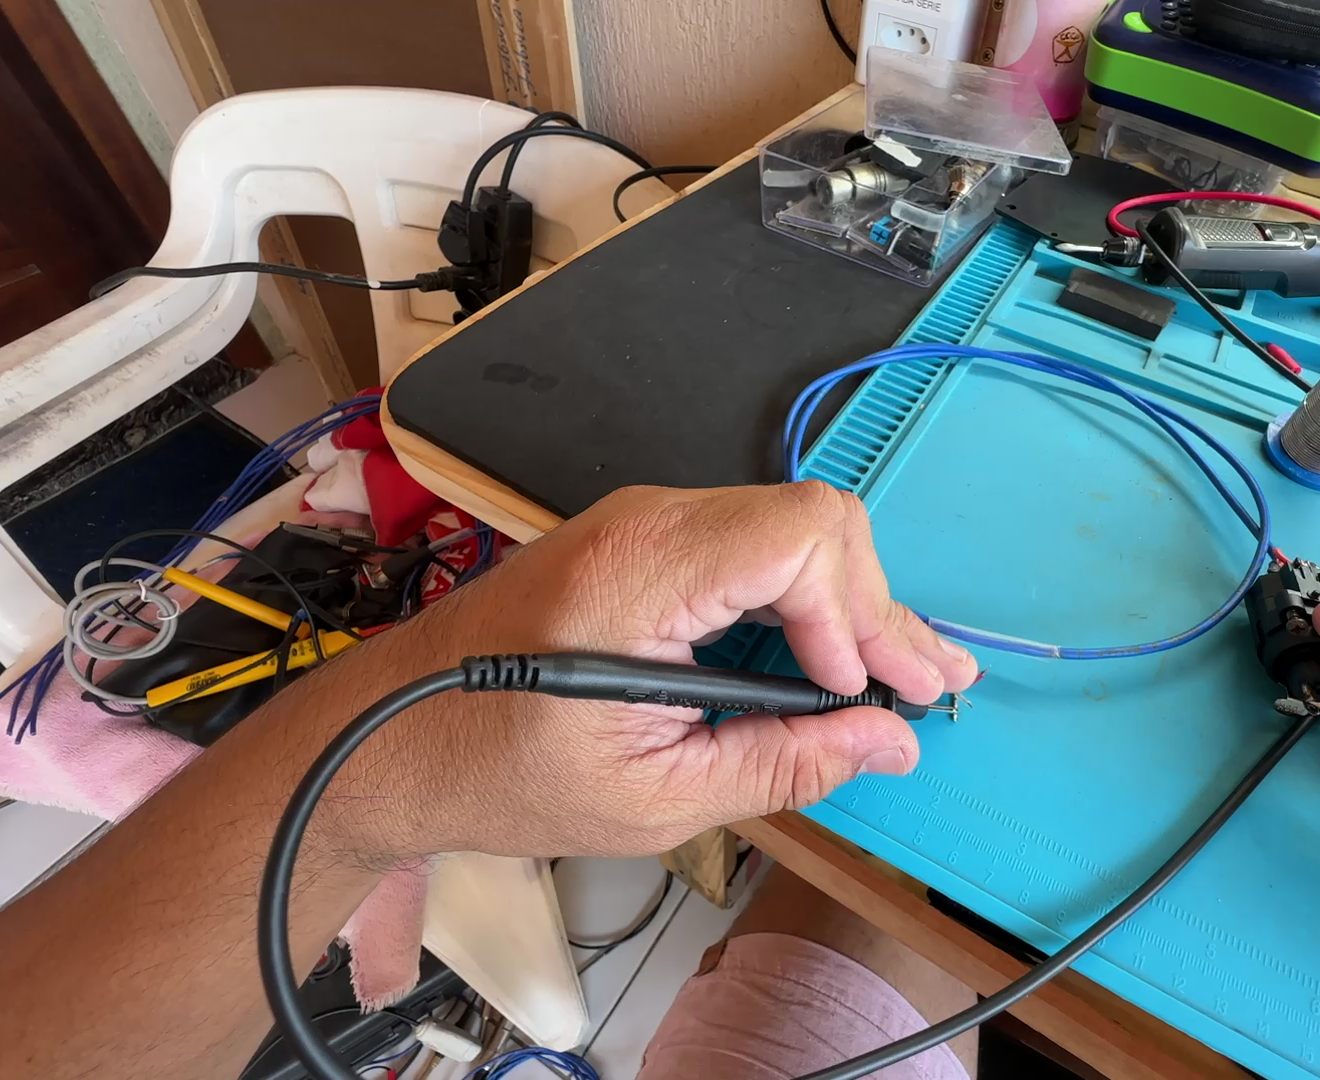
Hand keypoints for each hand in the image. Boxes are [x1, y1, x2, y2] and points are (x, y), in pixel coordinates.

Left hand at [323, 482, 976, 860]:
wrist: (392, 733)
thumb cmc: (505, 774)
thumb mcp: (654, 797)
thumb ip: (786, 763)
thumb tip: (893, 741)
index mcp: (644, 569)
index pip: (799, 535)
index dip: (853, 612)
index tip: (858, 692)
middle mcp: (654, 519)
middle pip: (815, 521)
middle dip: (877, 608)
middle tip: (927, 682)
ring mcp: (651, 521)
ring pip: (796, 530)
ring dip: (854, 604)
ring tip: (904, 669)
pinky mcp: (653, 541)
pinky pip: (759, 548)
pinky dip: (809, 600)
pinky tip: (839, 649)